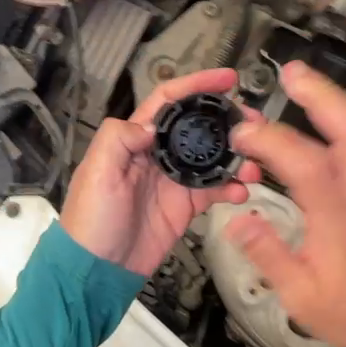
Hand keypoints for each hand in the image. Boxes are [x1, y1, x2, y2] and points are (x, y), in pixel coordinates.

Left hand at [60, 68, 261, 276]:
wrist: (97, 268)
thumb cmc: (91, 218)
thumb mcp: (97, 172)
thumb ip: (121, 138)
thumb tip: (153, 123)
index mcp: (133, 139)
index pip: (167, 101)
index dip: (196, 85)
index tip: (227, 78)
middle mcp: (155, 154)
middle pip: (197, 127)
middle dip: (227, 121)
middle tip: (255, 123)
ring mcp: (172, 181)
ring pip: (211, 158)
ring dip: (235, 156)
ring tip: (255, 162)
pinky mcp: (184, 207)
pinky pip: (213, 190)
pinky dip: (231, 187)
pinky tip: (242, 191)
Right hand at [224, 61, 345, 346]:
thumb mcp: (299, 296)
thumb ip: (268, 254)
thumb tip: (237, 220)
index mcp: (343, 226)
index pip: (308, 168)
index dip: (273, 142)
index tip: (243, 133)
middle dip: (323, 96)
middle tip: (292, 73)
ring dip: (339, 102)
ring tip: (307, 83)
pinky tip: (332, 116)